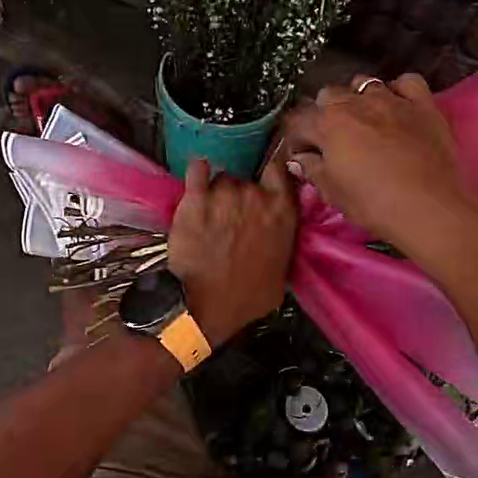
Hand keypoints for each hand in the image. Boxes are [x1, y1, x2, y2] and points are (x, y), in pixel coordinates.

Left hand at [167, 156, 298, 341]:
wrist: (207, 306)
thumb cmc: (247, 297)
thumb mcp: (282, 274)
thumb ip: (282, 244)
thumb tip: (277, 238)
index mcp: (283, 213)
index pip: (279, 172)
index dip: (269, 176)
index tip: (263, 184)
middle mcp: (256, 196)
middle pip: (246, 180)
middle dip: (239, 196)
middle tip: (230, 216)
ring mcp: (224, 195)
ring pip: (221, 181)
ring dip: (216, 193)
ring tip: (209, 214)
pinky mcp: (195, 200)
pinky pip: (196, 172)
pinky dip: (196, 174)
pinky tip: (195, 180)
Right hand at [283, 73, 477, 261]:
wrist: (427, 206)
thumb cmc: (372, 203)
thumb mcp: (332, 192)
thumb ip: (312, 169)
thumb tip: (300, 159)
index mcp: (328, 124)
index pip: (298, 121)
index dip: (296, 139)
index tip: (302, 156)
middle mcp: (356, 103)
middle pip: (328, 95)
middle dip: (323, 115)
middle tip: (331, 142)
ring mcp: (391, 99)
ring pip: (363, 83)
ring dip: (356, 99)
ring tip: (362, 122)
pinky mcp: (422, 104)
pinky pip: (406, 83)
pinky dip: (397, 90)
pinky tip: (396, 106)